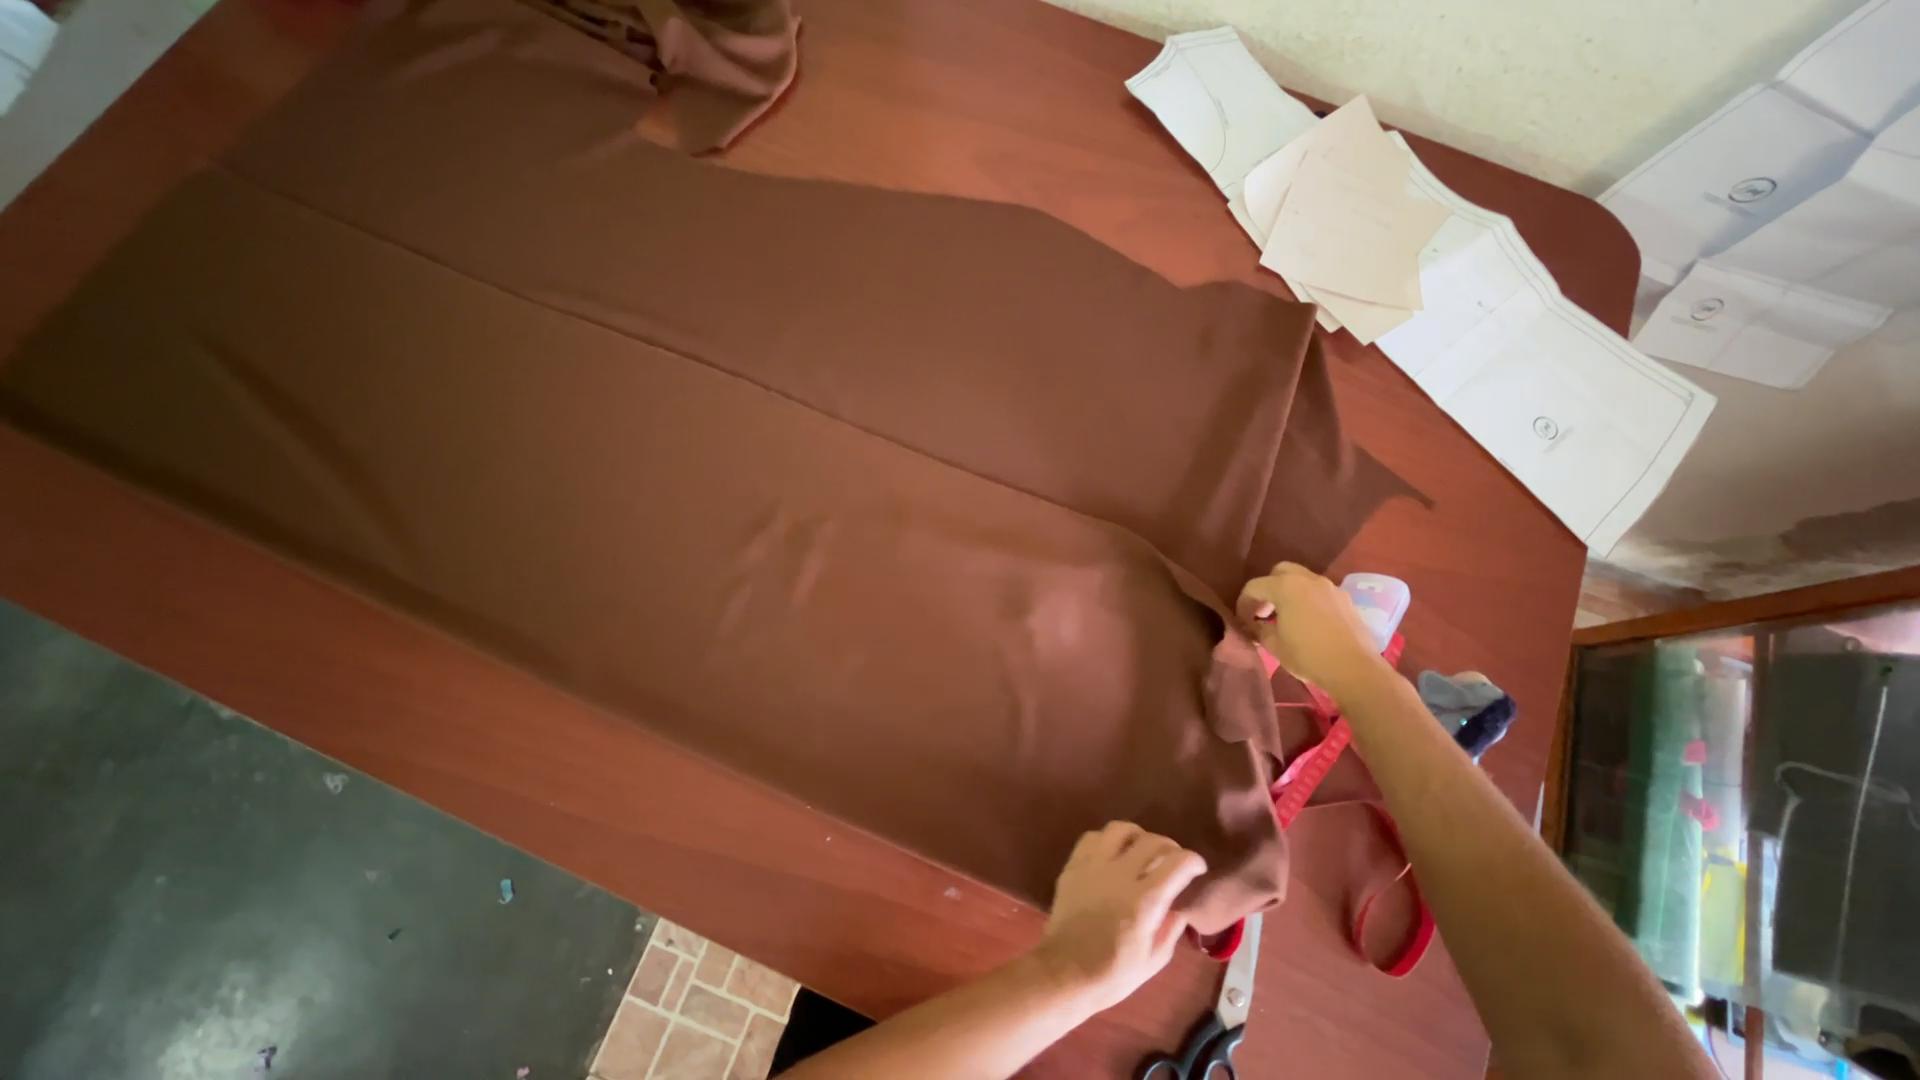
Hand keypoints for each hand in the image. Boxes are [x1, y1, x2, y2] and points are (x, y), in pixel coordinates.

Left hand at [1033, 822, 1206, 1013]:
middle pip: (1151, 841)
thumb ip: (1170, 930)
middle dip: (1169, 846)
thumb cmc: (1112, 974)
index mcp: (1144, 900)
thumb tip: (1180, 909)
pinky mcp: (1073, 866)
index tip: (1197, 867)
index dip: (1193, 860)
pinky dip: (1107, 840)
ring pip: (1120, 829)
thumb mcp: (1153, 961)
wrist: (1065, 972)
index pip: (1177, 863)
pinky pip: (1092, 837)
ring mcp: (1094, 866)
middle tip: (1172, 858)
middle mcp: (1120, 874)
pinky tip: (1112, 854)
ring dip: (1137, 835)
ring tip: (1141, 849)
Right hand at [1237, 562, 1387, 698]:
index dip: (1243, 603)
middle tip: (1265, 612)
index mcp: (1285, 587)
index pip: (1254, 587)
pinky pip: (1320, 592)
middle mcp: (1308, 580)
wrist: (1355, 669)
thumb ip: (1260, 630)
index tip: (1243, 621)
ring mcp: (1330, 587)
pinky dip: (1309, 600)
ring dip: (1290, 593)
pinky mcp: (1346, 600)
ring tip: (1287, 618)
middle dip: (1268, 588)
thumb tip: (1256, 626)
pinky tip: (1310, 622)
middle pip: (1280, 572)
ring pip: (1302, 580)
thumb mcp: (1275, 646)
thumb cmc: (1309, 656)